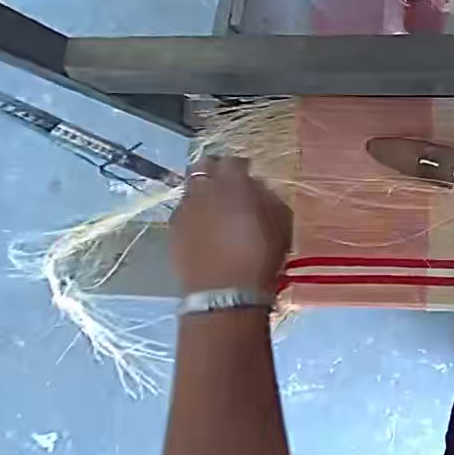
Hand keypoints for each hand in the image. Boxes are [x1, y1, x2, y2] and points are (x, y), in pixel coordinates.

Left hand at [170, 155, 292, 294]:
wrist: (225, 294)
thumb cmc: (261, 258)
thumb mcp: (281, 224)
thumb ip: (268, 198)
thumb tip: (256, 188)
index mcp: (233, 184)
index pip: (233, 160)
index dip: (242, 165)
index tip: (249, 173)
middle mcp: (204, 190)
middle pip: (203, 165)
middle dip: (215, 169)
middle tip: (227, 182)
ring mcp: (184, 209)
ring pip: (190, 187)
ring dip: (202, 190)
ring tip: (214, 205)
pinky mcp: (172, 229)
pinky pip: (183, 210)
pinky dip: (194, 211)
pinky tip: (204, 226)